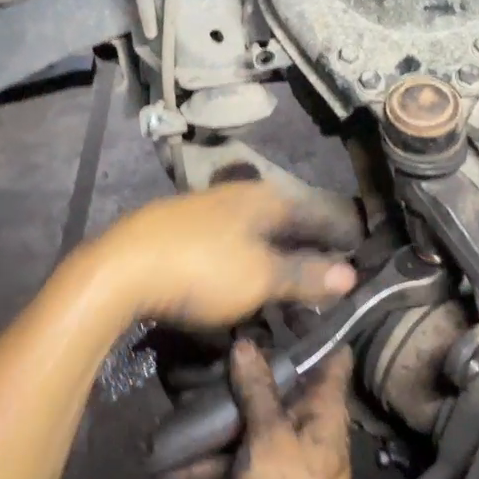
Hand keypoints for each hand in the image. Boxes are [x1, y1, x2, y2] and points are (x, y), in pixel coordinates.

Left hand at [87, 182, 361, 327]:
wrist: (121, 269)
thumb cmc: (202, 268)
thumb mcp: (261, 277)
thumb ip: (305, 274)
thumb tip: (351, 274)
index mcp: (263, 197)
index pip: (314, 212)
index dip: (337, 234)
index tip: (357, 255)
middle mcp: (237, 194)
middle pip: (283, 220)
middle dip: (305, 246)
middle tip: (326, 276)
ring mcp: (204, 209)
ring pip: (254, 232)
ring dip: (274, 256)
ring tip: (289, 285)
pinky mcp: (180, 230)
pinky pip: (228, 243)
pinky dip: (245, 260)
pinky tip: (242, 281)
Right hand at [167, 340, 353, 478]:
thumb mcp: (272, 440)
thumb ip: (259, 390)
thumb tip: (246, 342)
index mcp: (325, 411)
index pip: (332, 355)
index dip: (315, 324)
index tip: (284, 297)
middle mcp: (307, 427)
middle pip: (280, 385)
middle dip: (245, 370)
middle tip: (211, 342)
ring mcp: (283, 457)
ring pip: (250, 423)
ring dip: (216, 416)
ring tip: (177, 396)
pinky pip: (233, 462)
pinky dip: (205, 461)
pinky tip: (168, 459)